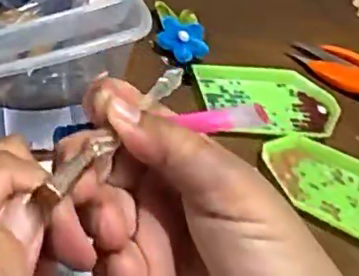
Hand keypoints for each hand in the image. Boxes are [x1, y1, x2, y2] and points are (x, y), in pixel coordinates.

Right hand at [45, 78, 338, 275]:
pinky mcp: (127, 273)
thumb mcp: (232, 190)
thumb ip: (171, 142)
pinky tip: (128, 272)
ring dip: (86, 216)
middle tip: (98, 200)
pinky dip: (101, 260)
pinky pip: (93, 254)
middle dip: (83, 171)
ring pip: (82, 203)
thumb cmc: (275, 258)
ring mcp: (136, 233)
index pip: (123, 114)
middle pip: (91, 157)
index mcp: (173, 153)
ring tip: (118, 246)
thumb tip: (110, 100)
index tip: (95, 116)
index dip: (102, 109)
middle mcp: (147, 185)